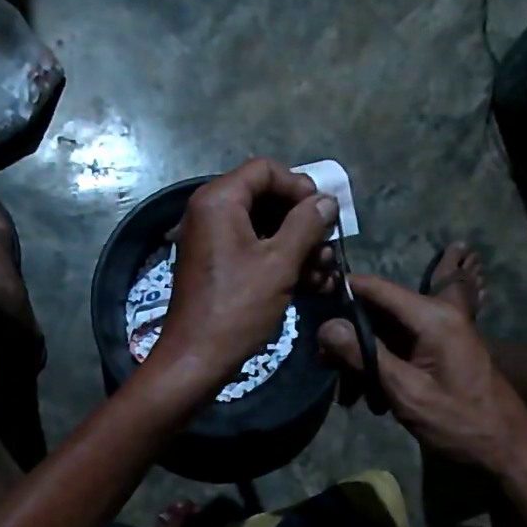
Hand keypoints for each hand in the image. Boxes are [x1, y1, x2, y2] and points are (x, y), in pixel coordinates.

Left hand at [153, 158, 339, 389]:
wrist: (198, 357)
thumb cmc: (237, 306)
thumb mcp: (279, 263)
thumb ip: (306, 224)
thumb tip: (326, 200)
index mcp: (218, 200)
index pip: (265, 170)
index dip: (298, 186)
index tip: (323, 213)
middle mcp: (210, 211)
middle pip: (266, 198)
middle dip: (302, 222)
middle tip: (328, 247)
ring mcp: (212, 239)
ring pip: (264, 227)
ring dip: (297, 246)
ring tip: (324, 272)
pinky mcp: (217, 264)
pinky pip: (253, 249)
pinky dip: (280, 261)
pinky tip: (311, 284)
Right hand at [318, 274, 526, 476]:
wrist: (508, 452)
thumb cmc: (459, 422)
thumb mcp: (405, 390)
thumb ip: (364, 354)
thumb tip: (326, 325)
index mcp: (432, 317)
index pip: (376, 288)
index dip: (341, 291)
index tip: (309, 304)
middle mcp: (436, 317)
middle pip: (376, 314)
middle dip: (347, 340)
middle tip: (323, 366)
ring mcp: (438, 335)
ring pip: (383, 336)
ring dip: (361, 362)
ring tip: (348, 397)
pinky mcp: (437, 353)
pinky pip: (397, 352)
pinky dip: (380, 371)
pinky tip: (371, 401)